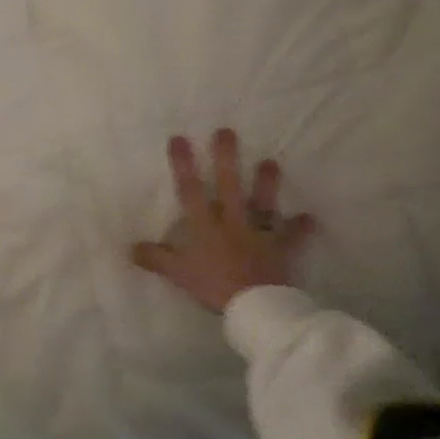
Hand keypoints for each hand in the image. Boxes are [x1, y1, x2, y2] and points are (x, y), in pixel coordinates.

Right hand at [130, 129, 316, 312]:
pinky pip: (292, 238)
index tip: (179, 138)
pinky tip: (310, 218)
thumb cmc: (213, 285)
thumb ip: (155, 258)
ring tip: (271, 162)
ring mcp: (258, 234)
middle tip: (227, 132)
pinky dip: (300, 229)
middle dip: (226, 159)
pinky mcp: (280, 250)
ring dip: (267, 184)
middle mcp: (231, 222)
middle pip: (228, 186)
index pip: (190, 190)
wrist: (254, 306)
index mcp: (204, 226)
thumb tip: (130, 247)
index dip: (183, 164)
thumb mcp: (177, 273)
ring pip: (262, 204)